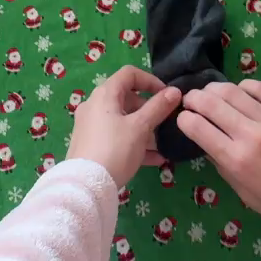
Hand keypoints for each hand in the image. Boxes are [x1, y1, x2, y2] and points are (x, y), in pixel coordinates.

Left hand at [67, 66, 182, 186]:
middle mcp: (94, 105)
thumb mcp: (140, 127)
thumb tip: (175, 91)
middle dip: (149, 110)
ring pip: (122, 120)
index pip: (129, 74)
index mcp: (105, 94)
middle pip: (126, 98)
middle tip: (164, 123)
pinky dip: (133, 142)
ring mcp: (90, 126)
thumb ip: (158, 107)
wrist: (85, 187)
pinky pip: (116, 137)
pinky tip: (153, 159)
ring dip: (144, 129)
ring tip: (161, 145)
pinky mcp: (90, 145)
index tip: (167, 96)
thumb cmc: (115, 149)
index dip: (151, 80)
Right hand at [177, 80, 260, 237]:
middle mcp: (249, 135)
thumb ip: (223, 165)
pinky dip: (244, 86)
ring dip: (214, 88)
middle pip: (211, 103)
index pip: (198, 128)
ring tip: (209, 92)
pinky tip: (239, 91)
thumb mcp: (244, 193)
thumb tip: (209, 143)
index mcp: (236, 160)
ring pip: (233, 91)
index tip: (183, 119)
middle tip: (190, 99)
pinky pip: (259, 89)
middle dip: (194, 98)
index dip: (184, 120)